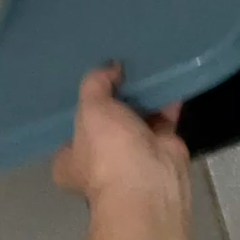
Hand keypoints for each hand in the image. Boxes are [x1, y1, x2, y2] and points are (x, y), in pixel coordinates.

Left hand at [52, 64, 191, 212]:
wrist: (148, 177)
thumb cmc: (107, 150)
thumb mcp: (91, 110)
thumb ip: (95, 84)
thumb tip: (109, 67)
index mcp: (70, 160)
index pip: (70, 128)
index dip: (80, 103)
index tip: (92, 79)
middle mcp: (99, 159)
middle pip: (107, 119)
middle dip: (117, 96)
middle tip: (122, 66)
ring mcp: (133, 153)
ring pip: (138, 116)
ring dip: (144, 95)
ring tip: (147, 63)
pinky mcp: (162, 145)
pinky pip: (165, 115)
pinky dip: (168, 98)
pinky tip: (170, 74)